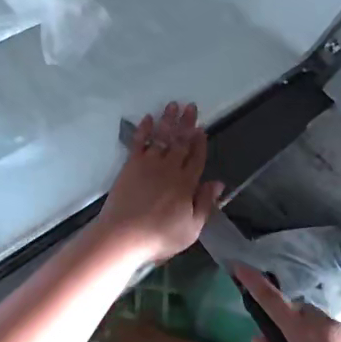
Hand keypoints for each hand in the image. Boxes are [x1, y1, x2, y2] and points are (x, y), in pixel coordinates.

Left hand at [92, 102, 222, 265]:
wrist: (122, 235)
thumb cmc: (159, 236)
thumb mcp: (191, 229)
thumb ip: (205, 204)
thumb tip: (218, 183)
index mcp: (186, 184)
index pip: (196, 158)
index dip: (200, 143)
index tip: (202, 128)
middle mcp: (169, 169)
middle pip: (180, 142)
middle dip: (186, 123)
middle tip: (191, 106)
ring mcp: (149, 164)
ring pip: (162, 137)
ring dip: (168, 120)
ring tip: (173, 105)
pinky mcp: (131, 165)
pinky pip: (139, 141)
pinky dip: (144, 129)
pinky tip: (148, 118)